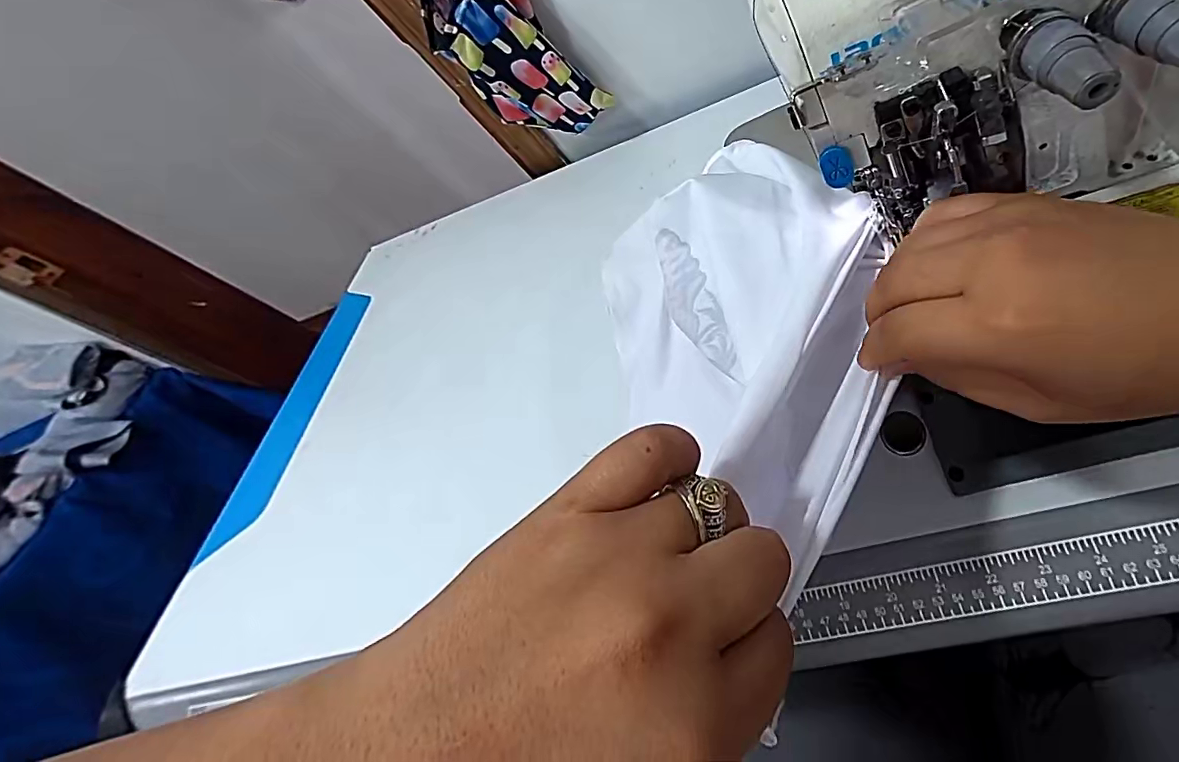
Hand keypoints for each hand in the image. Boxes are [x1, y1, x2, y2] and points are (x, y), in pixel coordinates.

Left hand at [296, 425, 792, 760]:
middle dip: (738, 581)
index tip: (727, 639)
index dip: (750, 641)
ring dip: (702, 527)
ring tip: (669, 548)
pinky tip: (663, 477)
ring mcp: (615, 557)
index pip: (776, 644)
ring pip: (717, 502)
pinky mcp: (568, 511)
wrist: (401, 758)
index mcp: (693, 722)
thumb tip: (742, 645)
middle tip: (701, 597)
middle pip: (761, 557)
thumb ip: (714, 715)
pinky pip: (651, 448)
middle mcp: (666, 627)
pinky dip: (670, 452)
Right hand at [857, 192, 1178, 422]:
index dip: (878, 351)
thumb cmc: (1149, 370)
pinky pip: (947, 211)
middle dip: (879, 314)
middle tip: (891, 335)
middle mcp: (993, 262)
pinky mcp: (1025, 200)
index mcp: (1000, 324)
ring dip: (898, 275)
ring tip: (911, 300)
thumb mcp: (1047, 403)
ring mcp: (1008, 221)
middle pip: (894, 279)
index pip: (900, 331)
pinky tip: (939, 258)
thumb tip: (916, 356)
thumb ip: (965, 378)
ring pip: (912, 240)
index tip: (878, 361)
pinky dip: (927, 238)